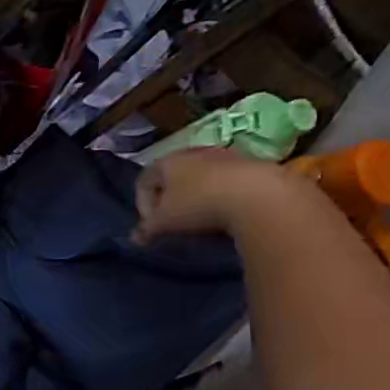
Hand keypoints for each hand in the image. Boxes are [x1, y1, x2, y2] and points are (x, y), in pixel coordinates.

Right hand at [132, 147, 303, 243]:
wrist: (254, 194)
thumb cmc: (197, 204)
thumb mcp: (164, 221)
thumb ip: (147, 229)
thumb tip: (135, 238)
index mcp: (167, 161)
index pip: (144, 180)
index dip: (142, 205)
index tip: (151, 226)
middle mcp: (192, 152)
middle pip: (171, 176)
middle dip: (168, 201)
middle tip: (172, 223)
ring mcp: (221, 155)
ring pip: (198, 177)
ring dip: (193, 197)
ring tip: (199, 220)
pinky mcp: (246, 163)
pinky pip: (222, 180)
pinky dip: (216, 195)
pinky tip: (222, 212)